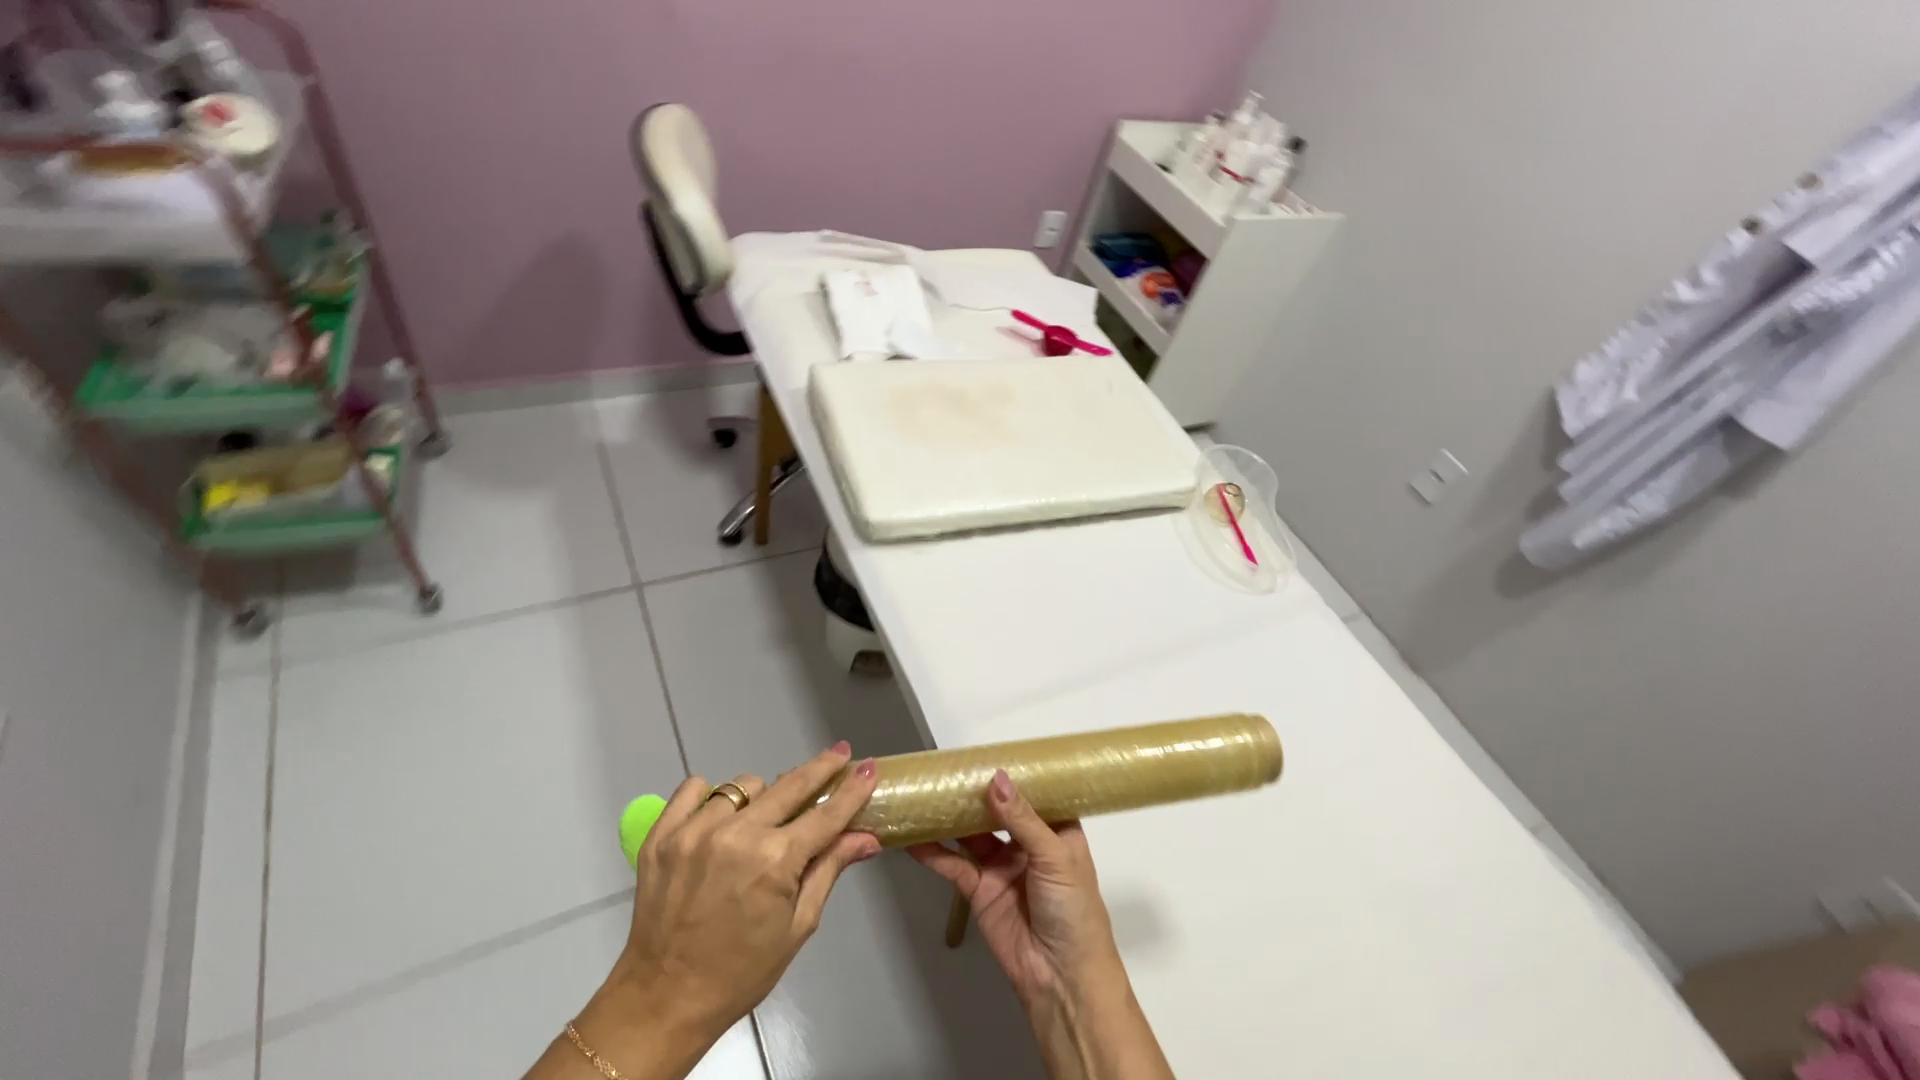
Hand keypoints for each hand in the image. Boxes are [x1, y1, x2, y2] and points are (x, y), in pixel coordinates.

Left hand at [570, 743, 879, 1075]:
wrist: (664, 999)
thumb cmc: (742, 972)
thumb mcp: (798, 926)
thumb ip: (829, 870)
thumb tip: (867, 837)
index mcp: (775, 861)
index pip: (826, 814)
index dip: (852, 788)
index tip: (869, 765)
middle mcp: (737, 834)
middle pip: (789, 786)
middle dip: (819, 769)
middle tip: (838, 754)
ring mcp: (694, 830)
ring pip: (743, 786)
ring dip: (762, 796)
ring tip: (764, 818)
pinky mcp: (662, 834)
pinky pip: (693, 789)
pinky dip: (711, 794)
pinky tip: (719, 813)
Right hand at [908, 769, 1120, 1008]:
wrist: (1062, 978)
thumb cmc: (1074, 910)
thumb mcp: (1055, 857)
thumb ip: (1022, 819)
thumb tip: (996, 779)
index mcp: (1057, 832)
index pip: (1034, 795)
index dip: (1013, 775)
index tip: (987, 752)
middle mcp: (1029, 845)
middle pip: (997, 812)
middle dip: (975, 794)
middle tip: (946, 769)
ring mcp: (1002, 867)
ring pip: (972, 836)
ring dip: (951, 820)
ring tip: (924, 796)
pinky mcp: (980, 891)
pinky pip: (955, 866)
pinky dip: (935, 854)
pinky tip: (914, 840)